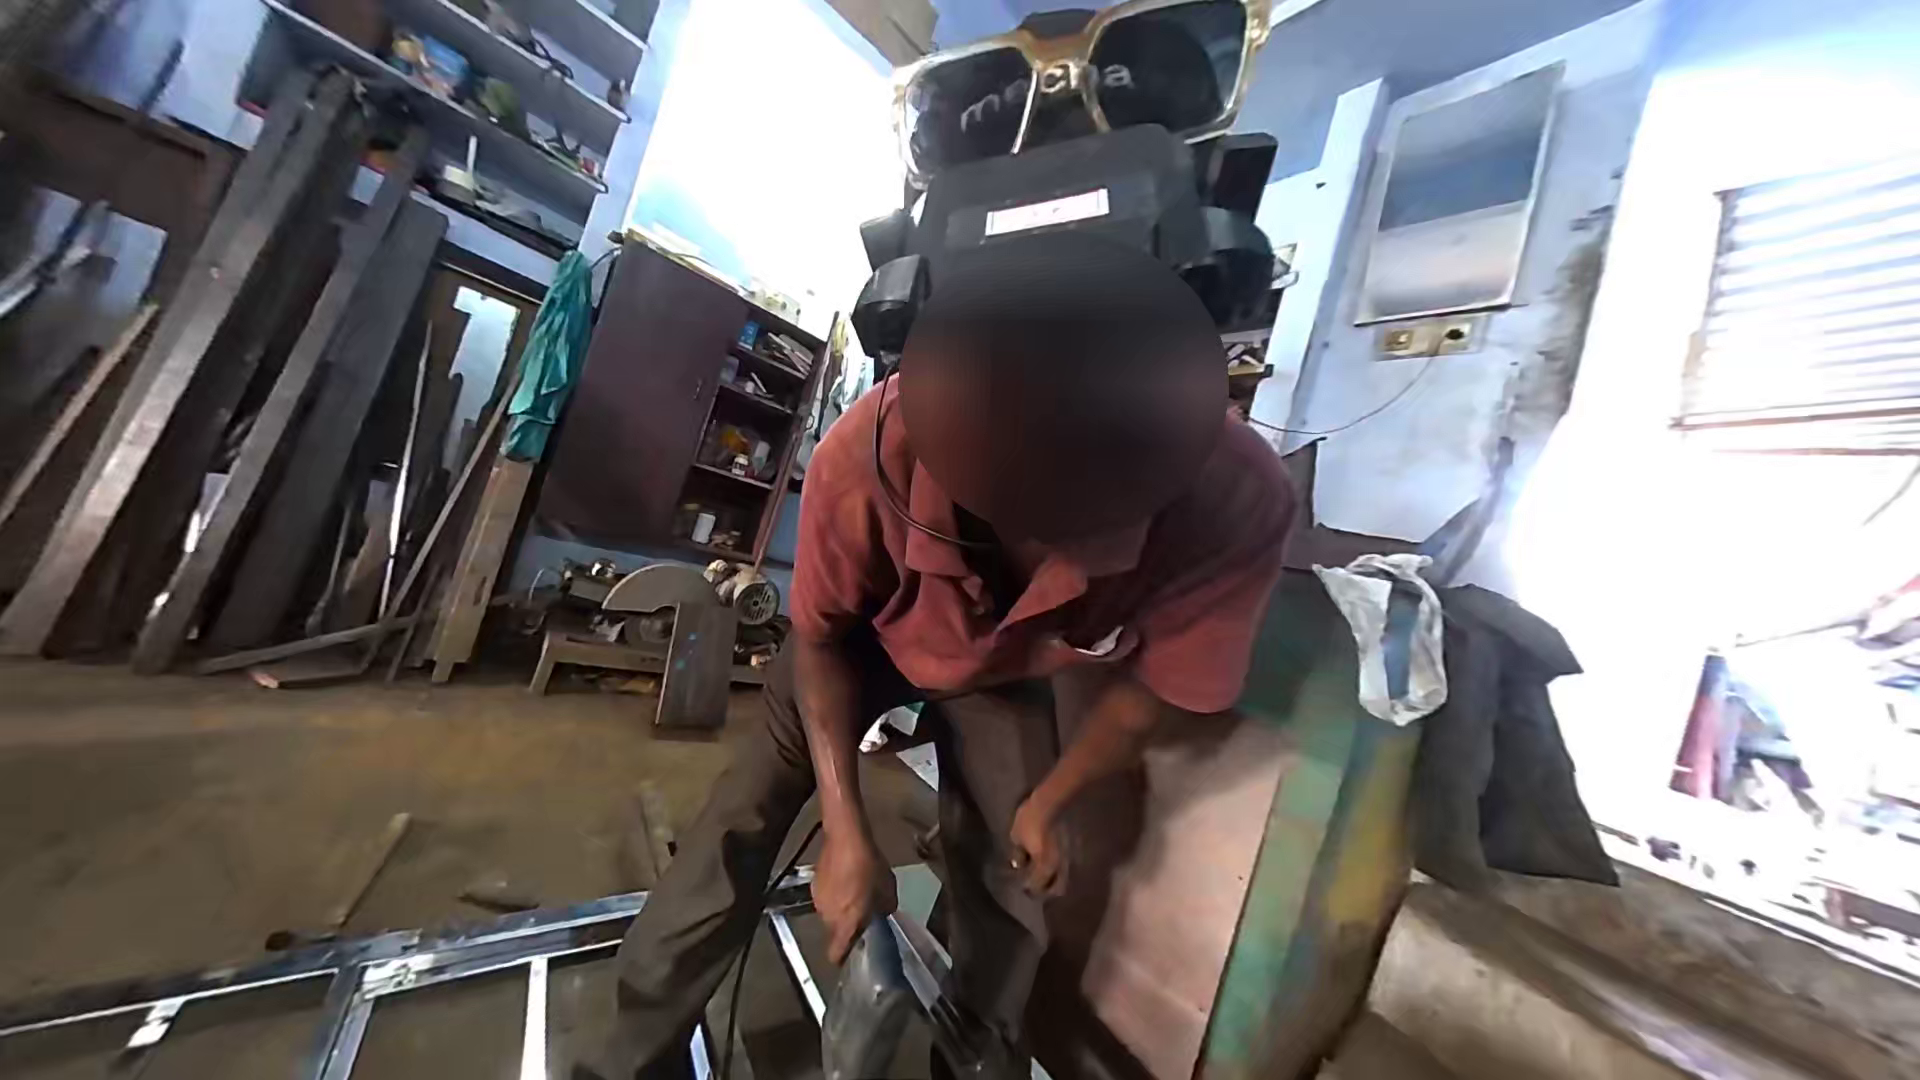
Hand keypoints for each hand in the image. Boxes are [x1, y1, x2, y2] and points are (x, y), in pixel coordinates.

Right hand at [812, 829, 896, 963]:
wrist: (846, 837)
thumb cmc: (868, 865)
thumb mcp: (888, 887)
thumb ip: (886, 908)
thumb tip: (883, 914)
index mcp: (845, 924)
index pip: (835, 955)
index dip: (844, 957)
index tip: (855, 952)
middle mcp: (827, 918)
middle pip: (835, 933)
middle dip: (848, 926)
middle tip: (862, 912)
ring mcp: (818, 901)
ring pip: (830, 914)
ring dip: (841, 908)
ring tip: (854, 890)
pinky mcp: (814, 884)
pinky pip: (826, 897)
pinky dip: (835, 893)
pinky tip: (845, 877)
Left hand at [1009, 796, 1066, 896]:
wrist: (1051, 800)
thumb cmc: (1030, 819)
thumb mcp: (1017, 836)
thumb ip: (1018, 854)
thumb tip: (1019, 864)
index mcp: (1045, 867)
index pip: (1038, 887)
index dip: (1029, 888)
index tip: (1023, 885)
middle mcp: (1061, 867)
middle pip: (1058, 888)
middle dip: (1047, 890)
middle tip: (1036, 884)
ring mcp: (1071, 857)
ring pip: (1066, 877)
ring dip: (1056, 879)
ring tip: (1046, 873)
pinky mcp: (1075, 847)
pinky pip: (1068, 863)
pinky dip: (1061, 867)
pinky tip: (1053, 859)